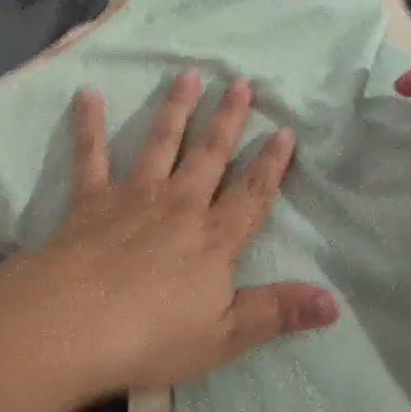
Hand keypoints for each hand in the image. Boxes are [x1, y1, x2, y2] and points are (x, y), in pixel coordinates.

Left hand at [6, 72, 339, 398]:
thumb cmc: (154, 336)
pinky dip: (89, 123)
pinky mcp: (92, 198)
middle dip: (228, 118)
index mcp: (213, 238)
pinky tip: (88, 94)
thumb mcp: (226, 336)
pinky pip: (91, 154)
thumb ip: (277, 311)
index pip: (251, 194)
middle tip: (241, 81)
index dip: (271, 163)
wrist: (76, 324)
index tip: (285, 129)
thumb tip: (334, 301)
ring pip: (161, 142)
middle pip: (209, 155)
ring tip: (188, 75)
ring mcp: (134, 195)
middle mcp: (179, 204)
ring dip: (176, 107)